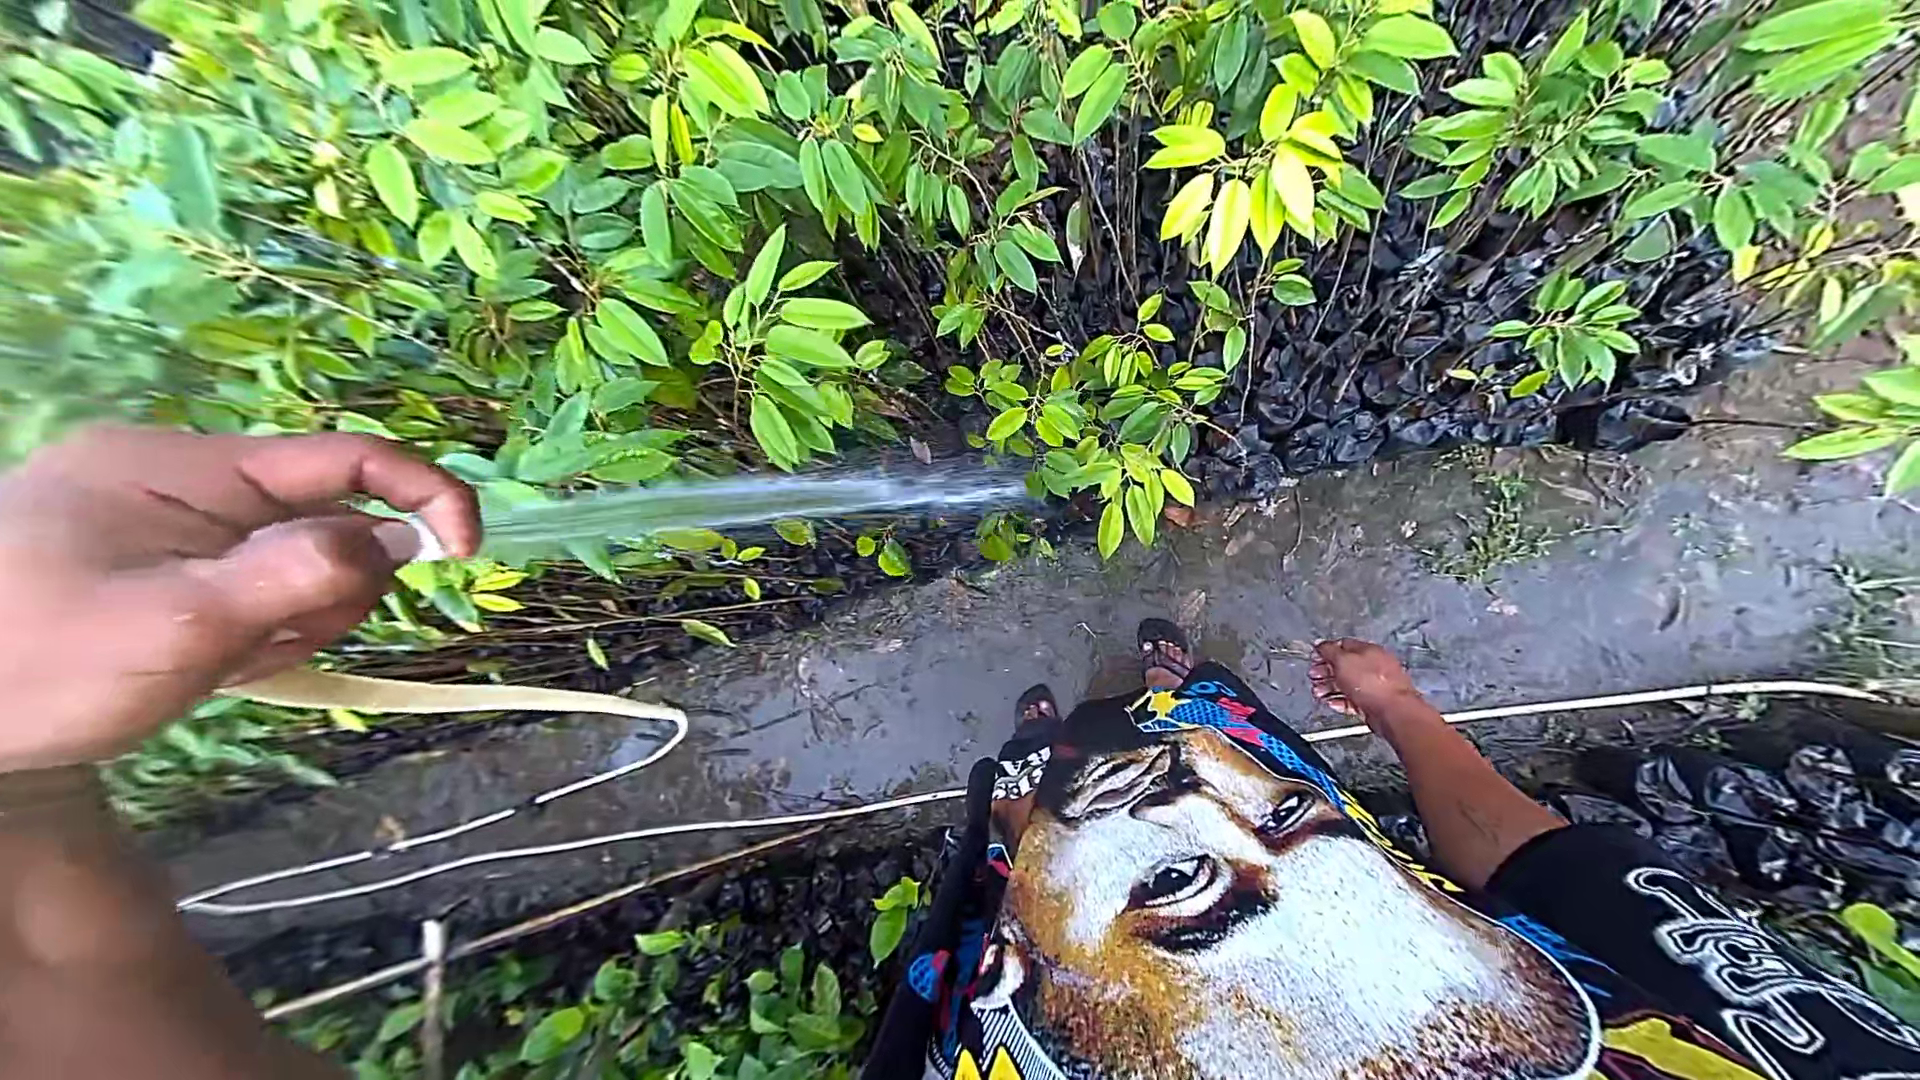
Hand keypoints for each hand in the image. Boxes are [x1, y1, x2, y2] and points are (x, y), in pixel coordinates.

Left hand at [0, 426, 479, 772]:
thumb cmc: (29, 670)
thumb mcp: (182, 623)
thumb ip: (306, 571)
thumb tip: (405, 539)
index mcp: (188, 468)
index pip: (353, 457)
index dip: (428, 495)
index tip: (465, 553)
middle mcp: (197, 480)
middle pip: (343, 514)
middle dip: (343, 581)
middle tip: (284, 634)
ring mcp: (195, 521)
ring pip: (325, 555)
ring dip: (313, 610)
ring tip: (240, 653)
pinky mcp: (194, 557)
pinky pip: (289, 580)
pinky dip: (284, 622)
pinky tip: (230, 652)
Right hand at [1309, 638, 1427, 728]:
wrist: (1392, 712)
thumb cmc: (1373, 684)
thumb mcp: (1342, 660)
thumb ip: (1328, 650)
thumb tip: (1321, 644)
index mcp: (1370, 651)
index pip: (1343, 645)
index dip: (1326, 651)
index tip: (1315, 658)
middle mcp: (1376, 667)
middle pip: (1345, 666)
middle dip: (1326, 672)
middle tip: (1315, 676)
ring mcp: (1377, 686)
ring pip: (1348, 684)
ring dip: (1330, 688)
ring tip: (1319, 692)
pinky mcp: (1375, 703)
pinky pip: (1354, 700)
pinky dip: (1341, 701)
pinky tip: (1332, 702)